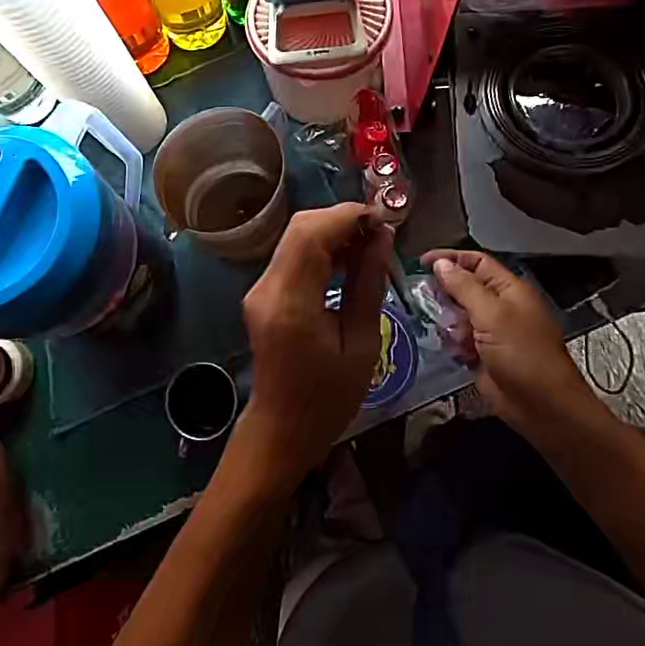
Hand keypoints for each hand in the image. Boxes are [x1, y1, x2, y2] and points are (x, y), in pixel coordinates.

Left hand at [237, 203, 392, 489]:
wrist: (283, 429)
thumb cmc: (328, 398)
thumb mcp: (361, 343)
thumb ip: (368, 283)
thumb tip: (383, 237)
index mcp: (290, 302)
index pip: (311, 234)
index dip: (348, 216)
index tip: (384, 218)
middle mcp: (267, 288)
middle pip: (300, 228)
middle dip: (342, 220)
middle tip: (381, 232)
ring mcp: (260, 290)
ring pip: (295, 238)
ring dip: (333, 232)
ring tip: (372, 245)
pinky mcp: (263, 295)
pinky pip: (292, 256)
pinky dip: (321, 249)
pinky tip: (348, 260)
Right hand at [420, 250, 604, 440]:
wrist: (542, 405)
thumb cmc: (522, 353)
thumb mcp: (492, 314)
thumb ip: (464, 287)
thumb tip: (441, 263)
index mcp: (509, 289)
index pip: (476, 263)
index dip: (450, 259)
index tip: (422, 262)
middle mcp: (500, 307)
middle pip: (464, 288)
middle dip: (445, 293)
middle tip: (424, 299)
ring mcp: (491, 332)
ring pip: (458, 316)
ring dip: (448, 322)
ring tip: (450, 334)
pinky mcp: (483, 355)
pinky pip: (459, 340)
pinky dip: (453, 343)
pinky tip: (455, 351)